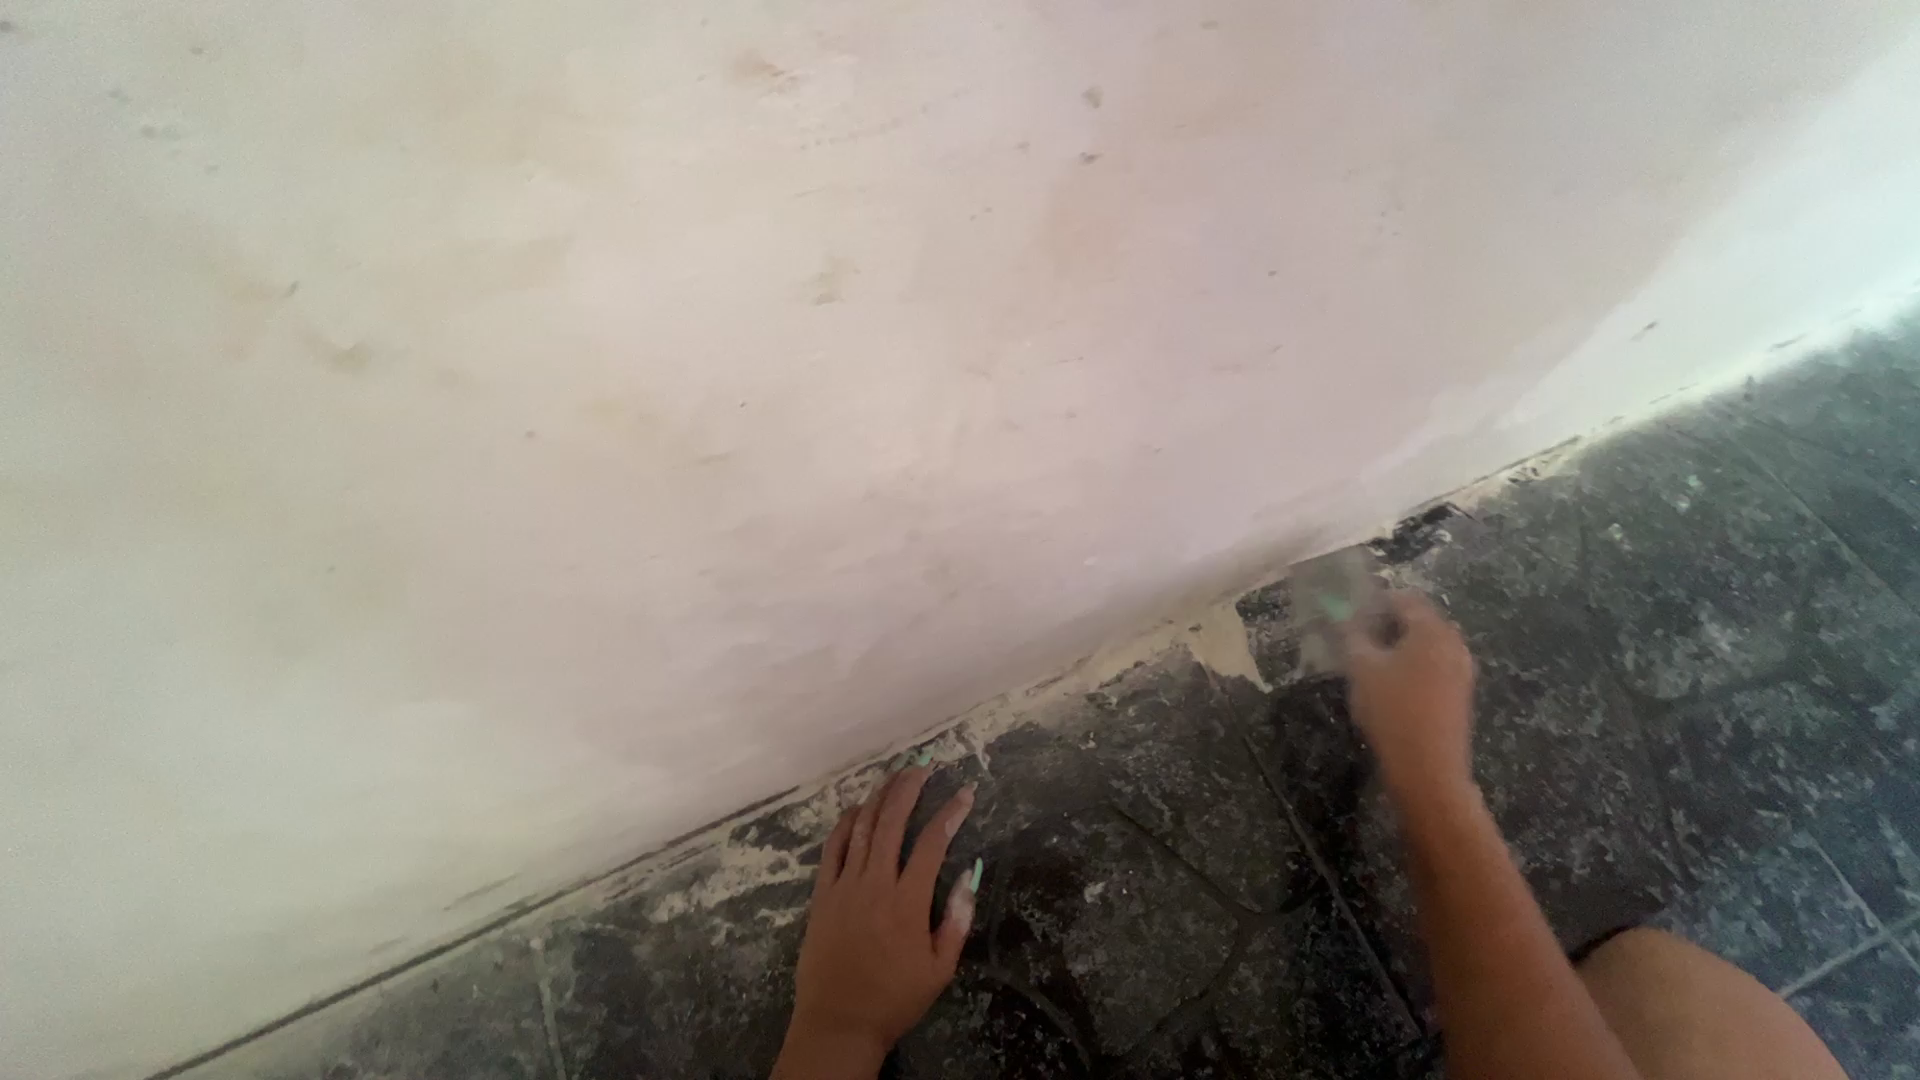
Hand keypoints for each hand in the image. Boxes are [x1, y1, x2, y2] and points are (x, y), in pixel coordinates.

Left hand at [772, 763, 979, 1078]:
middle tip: (925, 766)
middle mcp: (875, 883)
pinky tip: (857, 807)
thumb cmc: (894, 998)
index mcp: (908, 901)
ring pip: (863, 827)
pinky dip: (845, 822)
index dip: (951, 812)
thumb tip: (969, 873)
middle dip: (910, 787)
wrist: (838, 1023)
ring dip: (880, 796)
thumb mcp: (940, 969)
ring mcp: (845, 885)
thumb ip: (957, 918)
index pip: (933, 842)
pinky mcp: (822, 893)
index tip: (966, 792)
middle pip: (893, 821)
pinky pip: (833, 847)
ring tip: (895, 775)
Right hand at [1343, 591, 1476, 803]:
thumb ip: (1352, 636)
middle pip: (1419, 620)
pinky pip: (1433, 663)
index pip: (1404, 599)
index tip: (1349, 612)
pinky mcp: (1459, 692)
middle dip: (1388, 623)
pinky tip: (1389, 682)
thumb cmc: (1391, 708)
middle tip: (1356, 636)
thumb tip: (1344, 617)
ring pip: (1426, 643)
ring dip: (1398, 644)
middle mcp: (1453, 643)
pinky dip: (1411, 663)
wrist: (1427, 765)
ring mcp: (1461, 669)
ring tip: (1368, 660)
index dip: (1375, 601)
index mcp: (1432, 630)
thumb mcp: (1361, 668)